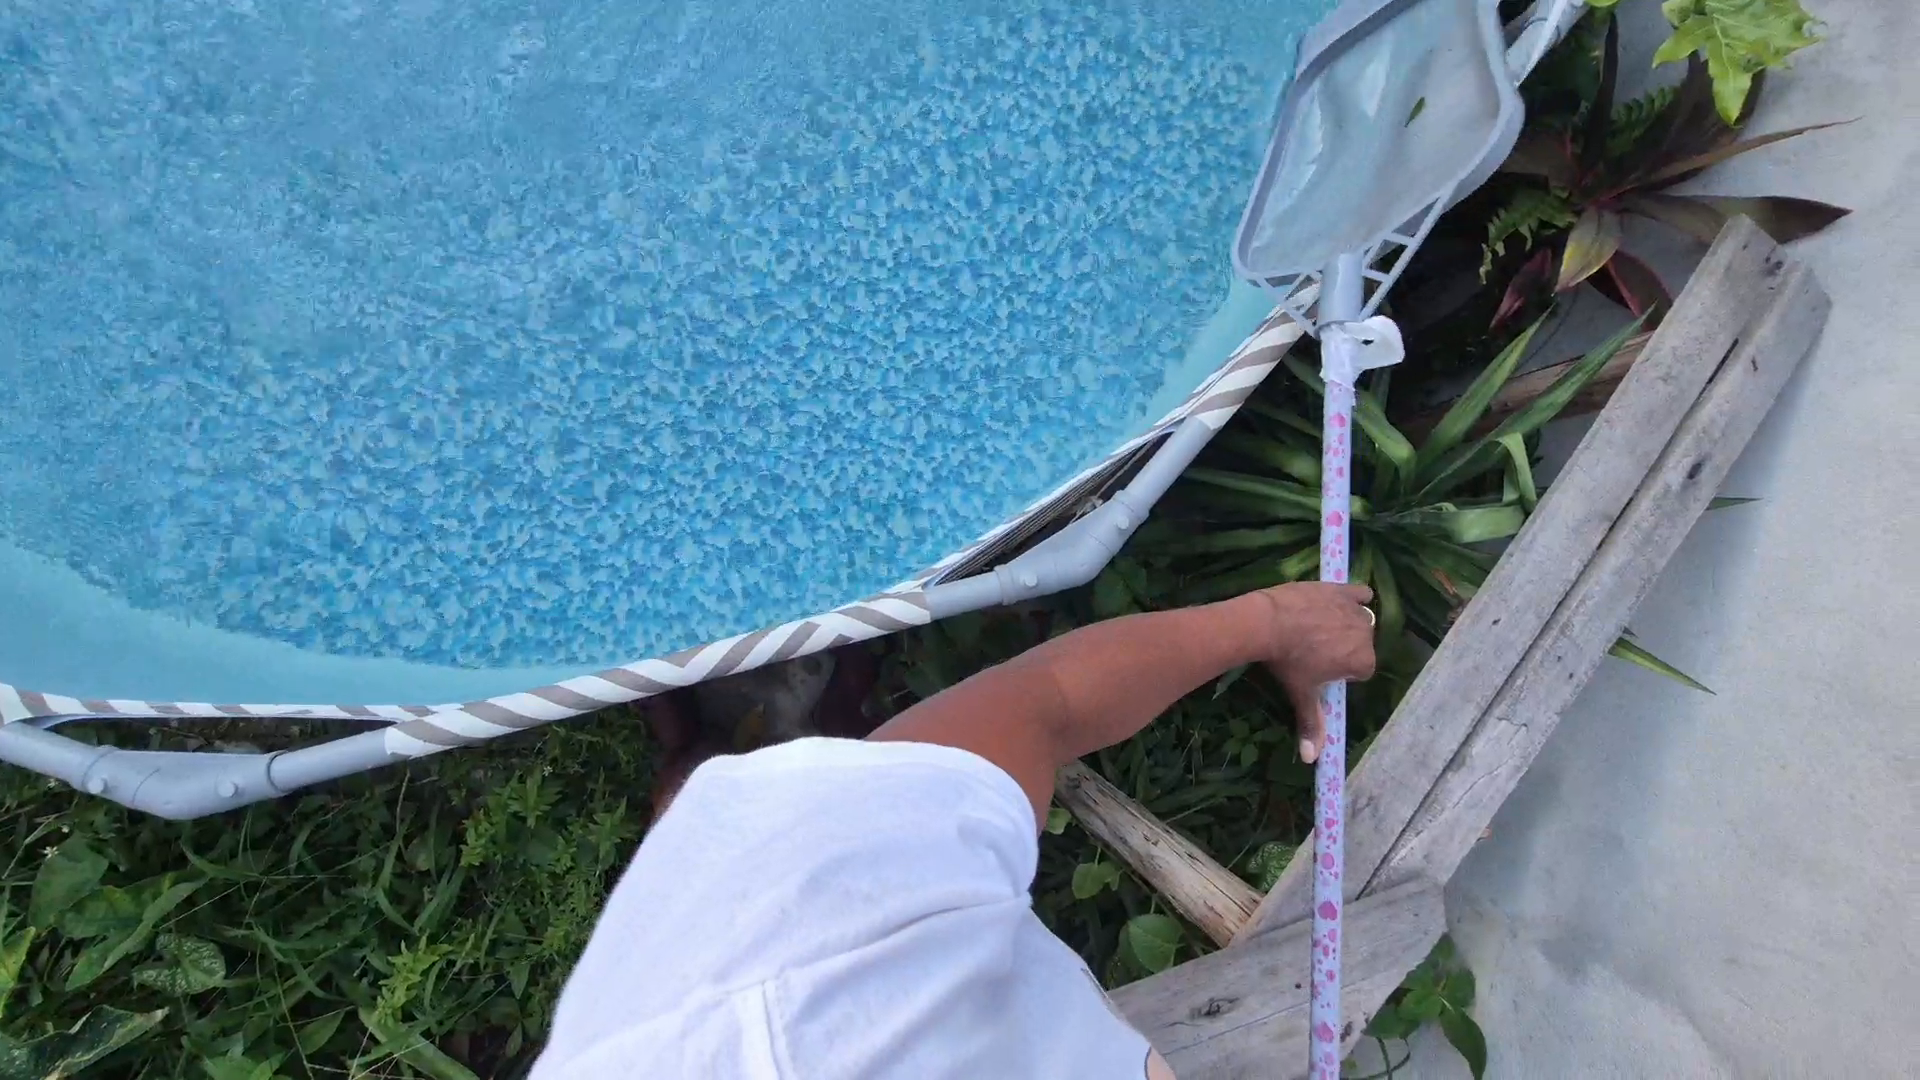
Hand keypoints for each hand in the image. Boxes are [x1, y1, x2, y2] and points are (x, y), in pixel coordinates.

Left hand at [1252, 582, 1376, 763]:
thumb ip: (1311, 724)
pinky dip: (1354, 596)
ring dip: (1345, 624)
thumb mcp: (1300, 693)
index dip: (1338, 671)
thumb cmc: (1286, 662)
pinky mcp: (1341, 590)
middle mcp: (1367, 635)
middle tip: (1311, 648)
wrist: (1266, 623)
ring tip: (1317, 626)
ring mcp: (1355, 610)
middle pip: (1360, 644)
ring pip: (1358, 620)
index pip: (1359, 671)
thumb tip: (1311, 759)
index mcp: (1364, 662)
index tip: (1318, 668)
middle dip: (1341, 647)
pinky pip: (1359, 592)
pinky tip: (1344, 600)